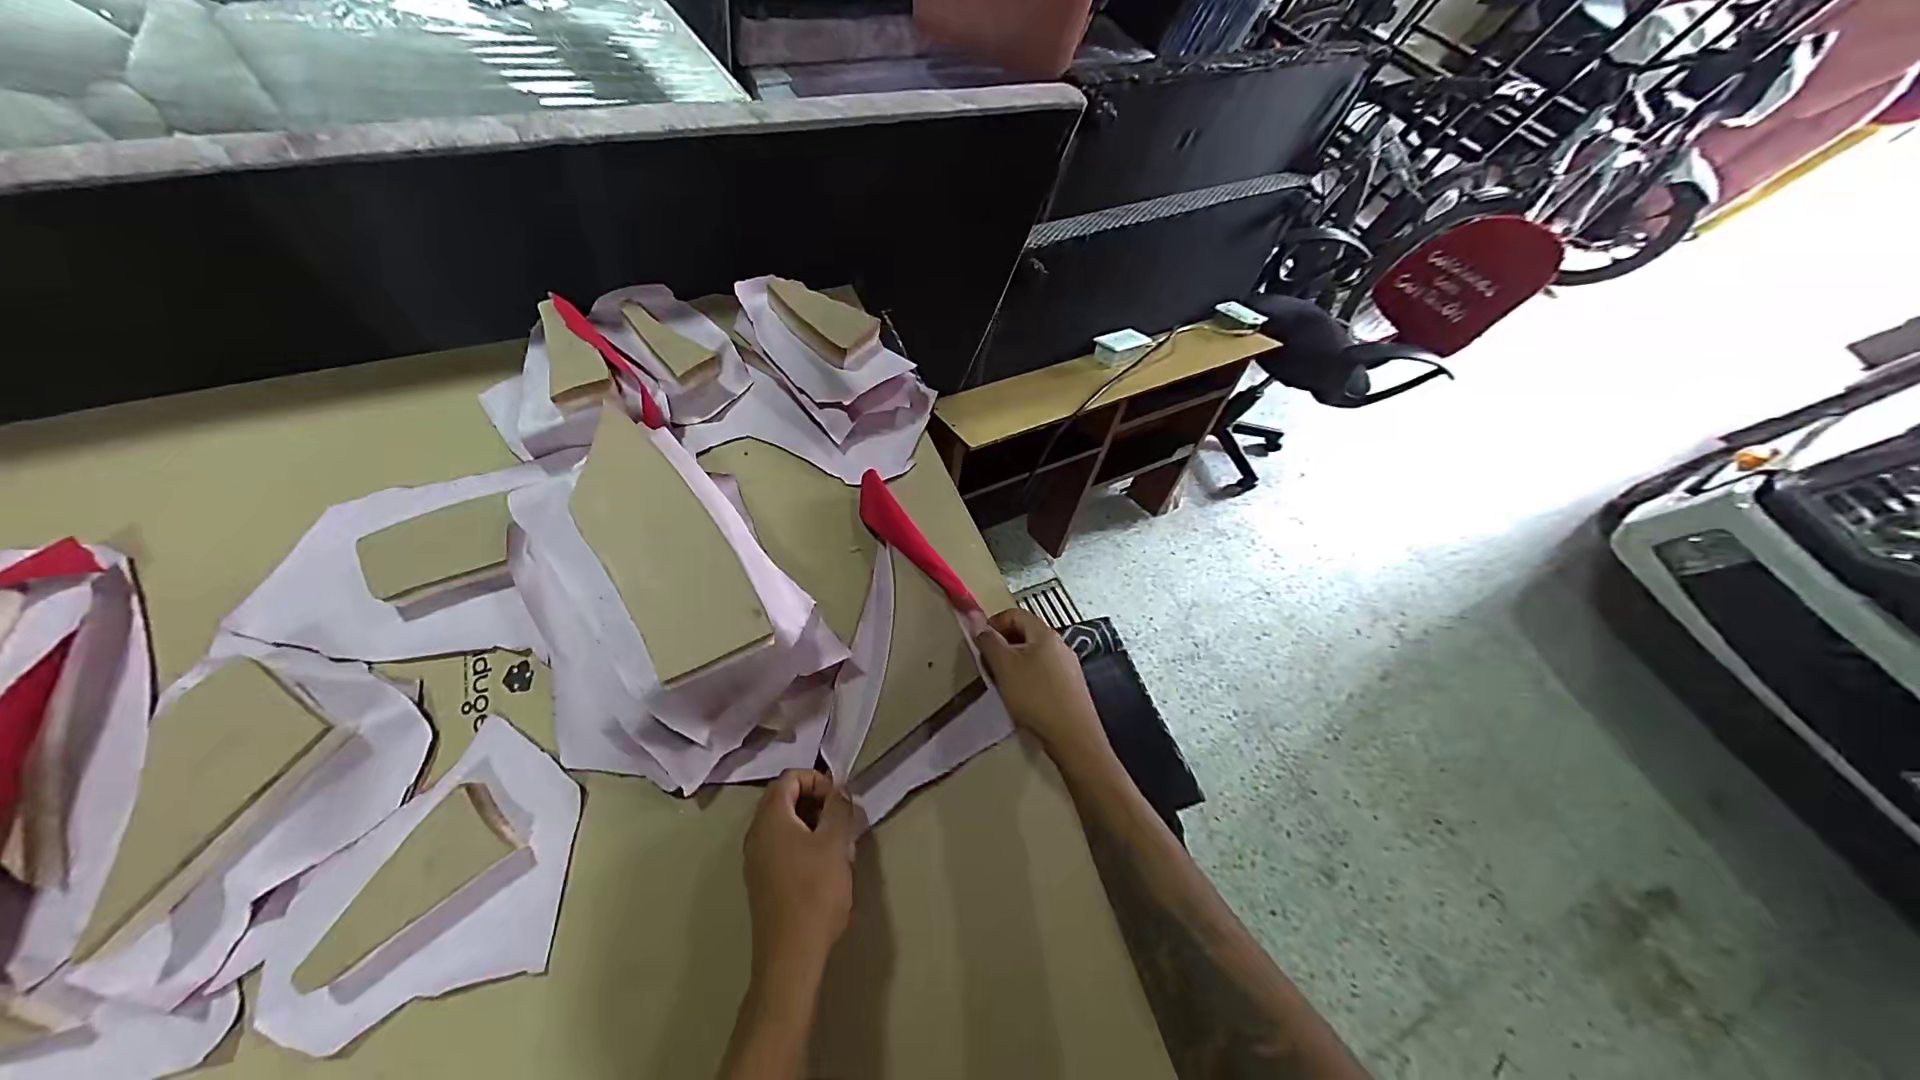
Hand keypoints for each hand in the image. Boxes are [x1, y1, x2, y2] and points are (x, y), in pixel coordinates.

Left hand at [742, 769, 860, 979]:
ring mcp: (755, 858)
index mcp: (770, 819)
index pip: (789, 778)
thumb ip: (838, 809)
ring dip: (810, 821)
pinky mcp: (761, 879)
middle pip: (782, 798)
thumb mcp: (835, 843)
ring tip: (837, 839)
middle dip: (814, 799)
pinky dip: (801, 841)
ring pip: (782, 823)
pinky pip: (780, 844)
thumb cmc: (815, 892)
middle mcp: (756, 834)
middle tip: (841, 816)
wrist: (791, 954)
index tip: (839, 798)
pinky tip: (823, 863)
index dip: (817, 779)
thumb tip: (839, 792)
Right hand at [974, 607, 1106, 760]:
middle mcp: (1060, 644)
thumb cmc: (1035, 696)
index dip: (993, 623)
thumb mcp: (1004, 666)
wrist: (1073, 735)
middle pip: (1025, 633)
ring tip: (1003, 681)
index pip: (1015, 614)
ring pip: (1034, 654)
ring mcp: (1069, 665)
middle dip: (1003, 644)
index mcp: (1045, 633)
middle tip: (988, 663)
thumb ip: (989, 642)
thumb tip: (980, 625)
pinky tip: (1023, 696)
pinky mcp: (1071, 685)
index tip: (980, 642)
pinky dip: (1029, 676)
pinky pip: (1045, 671)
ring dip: (1015, 662)